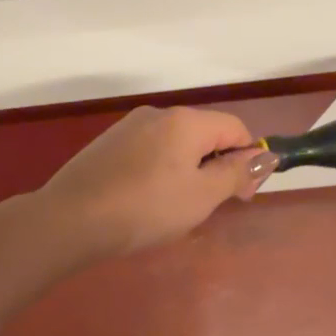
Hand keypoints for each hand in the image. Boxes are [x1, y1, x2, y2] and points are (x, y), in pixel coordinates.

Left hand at [36, 106, 277, 256]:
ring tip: (176, 209)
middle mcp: (156, 114)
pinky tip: (147, 202)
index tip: (242, 197)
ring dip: (188, 171)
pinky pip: (148, 153)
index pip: (235, 128)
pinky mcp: (106, 146)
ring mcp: (127, 128)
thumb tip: (265, 155)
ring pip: (175, 145)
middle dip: (217, 167)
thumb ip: (235, 173)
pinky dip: (160, 173)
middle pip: (204, 134)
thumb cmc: (145, 209)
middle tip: (210, 208)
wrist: (70, 220)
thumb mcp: (201, 196)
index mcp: (184, 121)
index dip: (248, 160)